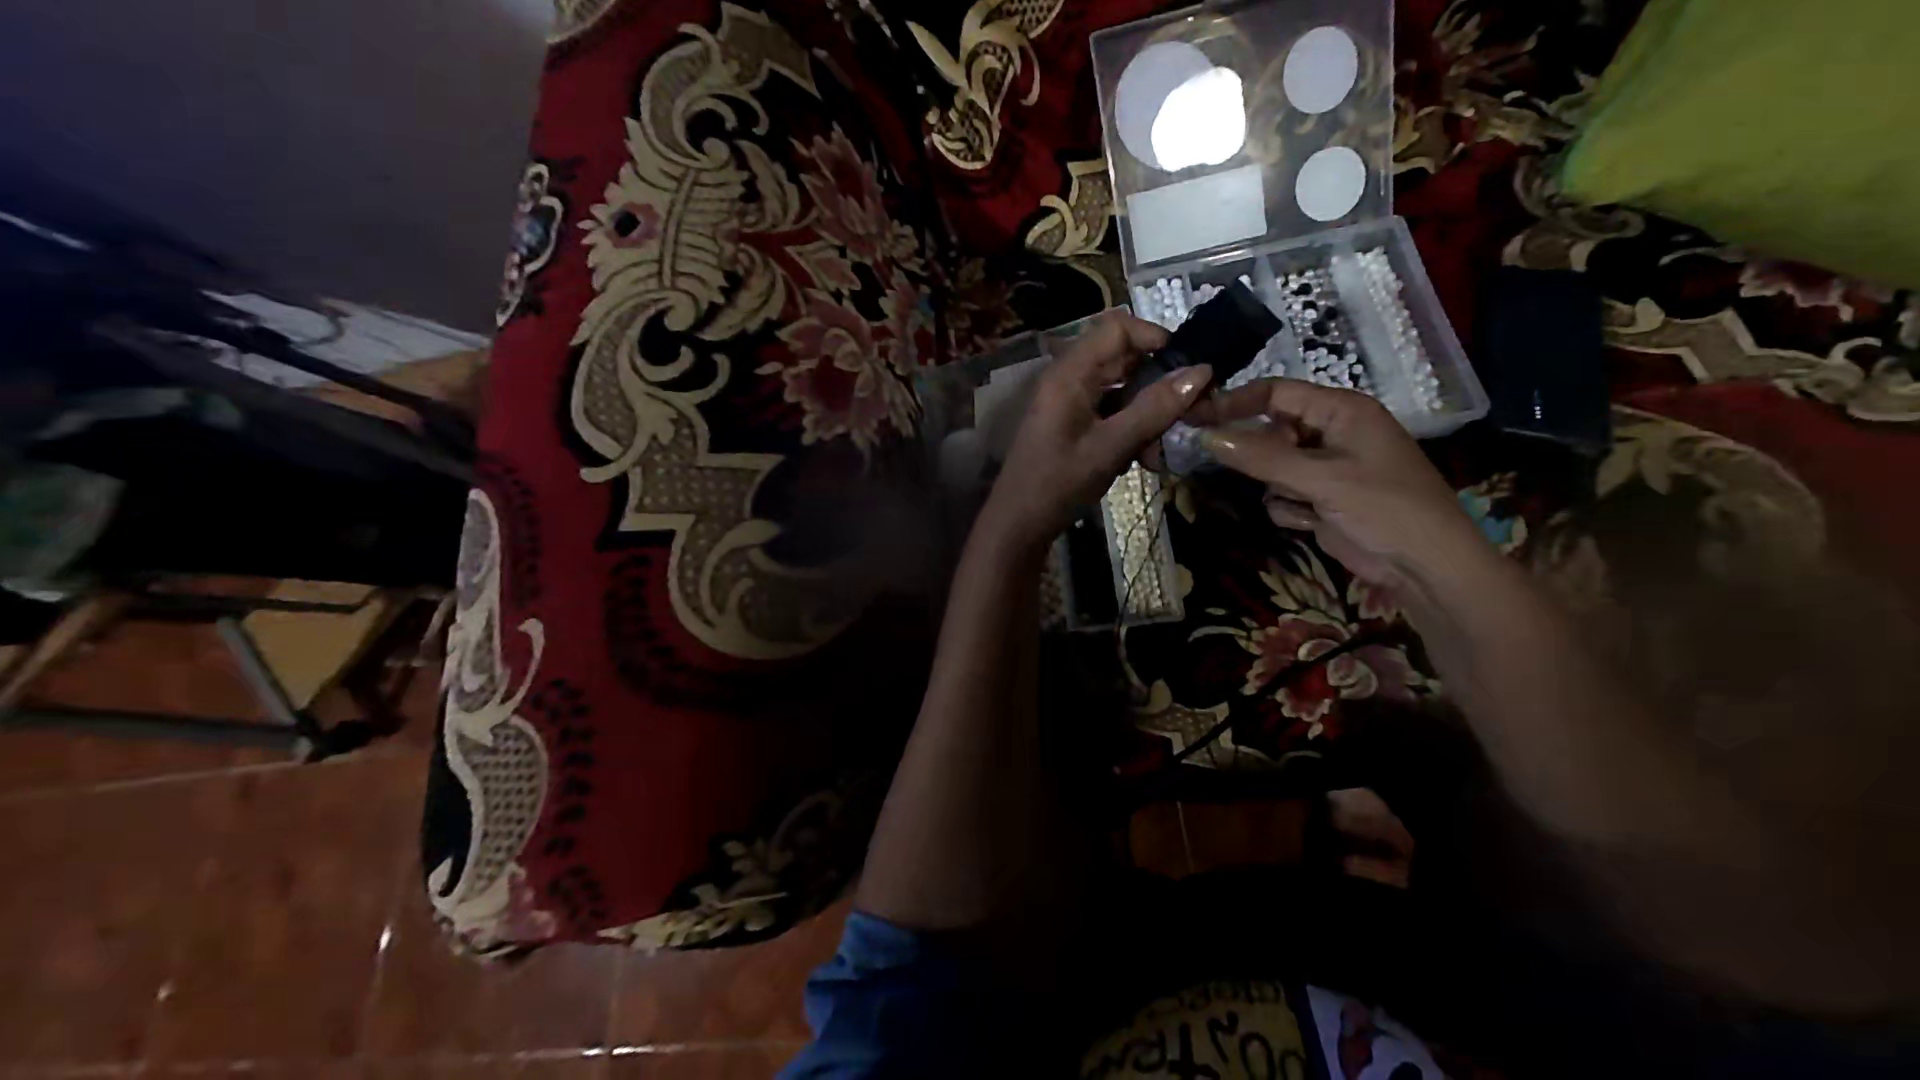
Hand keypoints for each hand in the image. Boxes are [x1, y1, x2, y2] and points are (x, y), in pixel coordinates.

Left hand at [977, 312, 1211, 553]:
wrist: (1018, 524)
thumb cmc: (1058, 483)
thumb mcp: (1110, 447)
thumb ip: (1154, 409)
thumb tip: (1202, 372)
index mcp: (1069, 374)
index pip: (1116, 328)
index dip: (1154, 337)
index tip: (1187, 364)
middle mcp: (1068, 380)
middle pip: (1123, 360)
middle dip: (1158, 385)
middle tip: (1189, 413)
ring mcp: (1070, 403)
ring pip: (1122, 392)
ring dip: (1148, 416)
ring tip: (1160, 453)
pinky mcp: (1073, 425)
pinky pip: (1111, 414)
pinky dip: (1131, 432)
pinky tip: (1144, 462)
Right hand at [1187, 378, 1486, 589]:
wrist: (1426, 568)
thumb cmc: (1384, 508)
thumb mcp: (1321, 479)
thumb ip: (1261, 457)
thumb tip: (1205, 436)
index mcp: (1342, 411)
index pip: (1275, 393)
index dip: (1234, 403)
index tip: (1194, 418)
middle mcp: (1332, 433)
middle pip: (1270, 430)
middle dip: (1256, 453)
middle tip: (1231, 466)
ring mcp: (1327, 468)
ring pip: (1272, 466)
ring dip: (1276, 486)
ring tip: (1301, 503)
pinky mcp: (1323, 500)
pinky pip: (1283, 495)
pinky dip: (1288, 508)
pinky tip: (1310, 521)